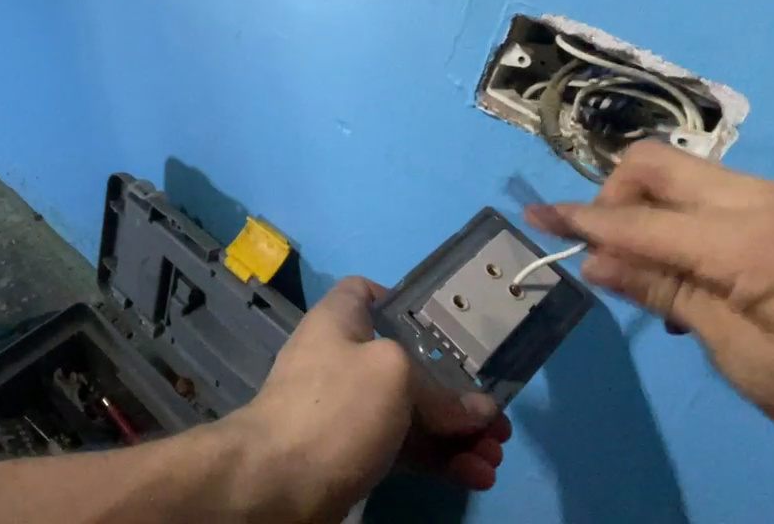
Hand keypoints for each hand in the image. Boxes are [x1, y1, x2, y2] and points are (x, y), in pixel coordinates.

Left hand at [227, 276, 510, 521]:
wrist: (277, 482)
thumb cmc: (336, 405)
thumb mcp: (394, 373)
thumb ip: (441, 388)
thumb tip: (480, 411)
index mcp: (340, 320)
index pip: (367, 292)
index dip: (405, 302)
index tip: (446, 328)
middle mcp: (343, 357)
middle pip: (407, 363)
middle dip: (455, 391)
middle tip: (496, 421)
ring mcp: (348, 408)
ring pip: (411, 412)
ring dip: (456, 433)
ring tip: (494, 457)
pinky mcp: (354, 452)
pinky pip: (404, 447)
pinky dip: (439, 459)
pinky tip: (476, 476)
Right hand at [526, 140, 773, 521]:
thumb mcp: (756, 367)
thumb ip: (671, 298)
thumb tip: (597, 262)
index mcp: (754, 241)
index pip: (638, 222)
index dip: (578, 221)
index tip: (530, 217)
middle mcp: (770, 200)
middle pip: (658, 165)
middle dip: (613, 199)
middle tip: (606, 255)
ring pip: (688, 176)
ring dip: (653, 213)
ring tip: (660, 282)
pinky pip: (722, 197)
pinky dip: (690, 223)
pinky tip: (704, 278)